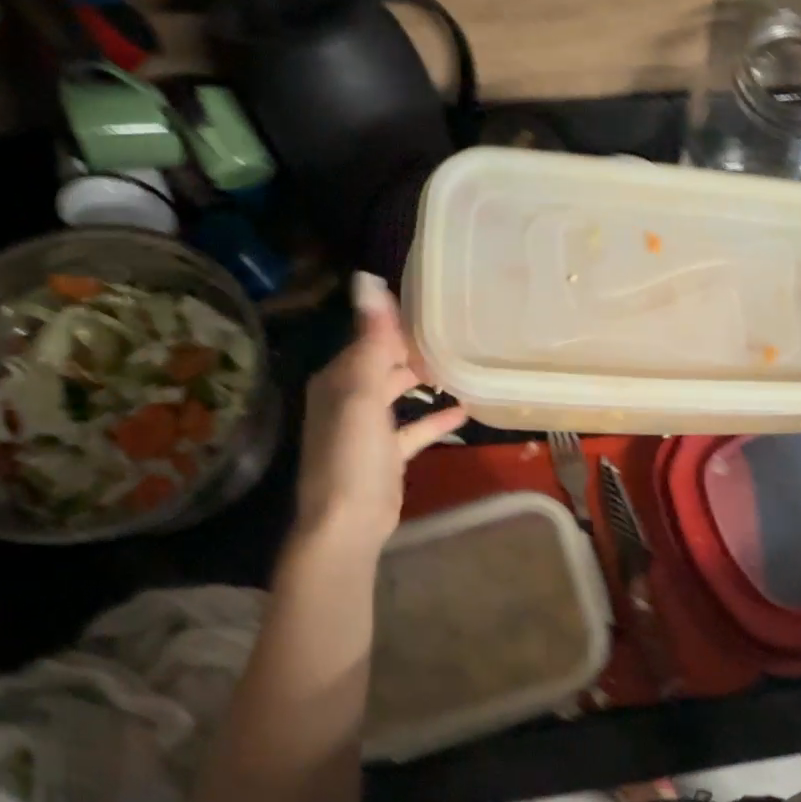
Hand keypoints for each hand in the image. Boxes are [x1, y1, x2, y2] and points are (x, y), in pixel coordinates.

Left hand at [293, 272, 465, 558]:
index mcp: (337, 379)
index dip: (394, 324)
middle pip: (382, 364)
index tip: (432, 306)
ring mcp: (367, 429)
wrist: (348, 520)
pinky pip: (414, 429)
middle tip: (452, 332)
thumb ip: (371, 341)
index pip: (367, 339)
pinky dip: (434, 420)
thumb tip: (368, 281)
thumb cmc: (353, 454)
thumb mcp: (361, 393)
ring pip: (397, 393)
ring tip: (458, 364)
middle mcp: (348, 398)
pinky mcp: (387, 455)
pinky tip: (463, 411)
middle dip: (410, 349)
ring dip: (422, 381)